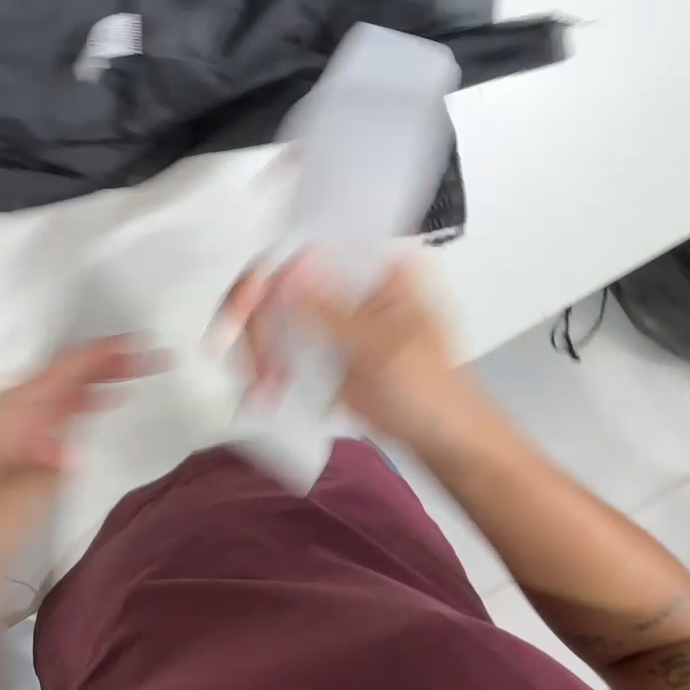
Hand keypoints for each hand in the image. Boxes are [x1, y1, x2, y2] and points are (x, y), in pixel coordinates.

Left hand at [0, 336, 158, 568]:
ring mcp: (10, 423)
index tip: (135, 345)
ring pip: (60, 386)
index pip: (62, 367)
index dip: (102, 352)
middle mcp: (6, 409)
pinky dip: (80, 399)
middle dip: (104, 362)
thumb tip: (71, 449)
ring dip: (96, 378)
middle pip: (62, 370)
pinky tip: (97, 400)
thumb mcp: (24, 492)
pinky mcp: (15, 440)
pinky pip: (54, 405)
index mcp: (7, 409)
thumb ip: (52, 462)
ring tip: (130, 369)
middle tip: (143, 355)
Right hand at [217, 251, 479, 449]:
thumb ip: (331, 313)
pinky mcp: (321, 344)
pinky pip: (276, 342)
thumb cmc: (436, 395)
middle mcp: (353, 282)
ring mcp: (334, 313)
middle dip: (259, 321)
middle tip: (254, 358)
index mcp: (382, 267)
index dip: (271, 270)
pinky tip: (265, 389)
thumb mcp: (384, 349)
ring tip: (264, 383)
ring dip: (257, 347)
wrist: (442, 441)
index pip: (311, 248)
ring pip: (271, 312)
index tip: (248, 303)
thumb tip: (284, 279)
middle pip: (281, 280)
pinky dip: (263, 364)